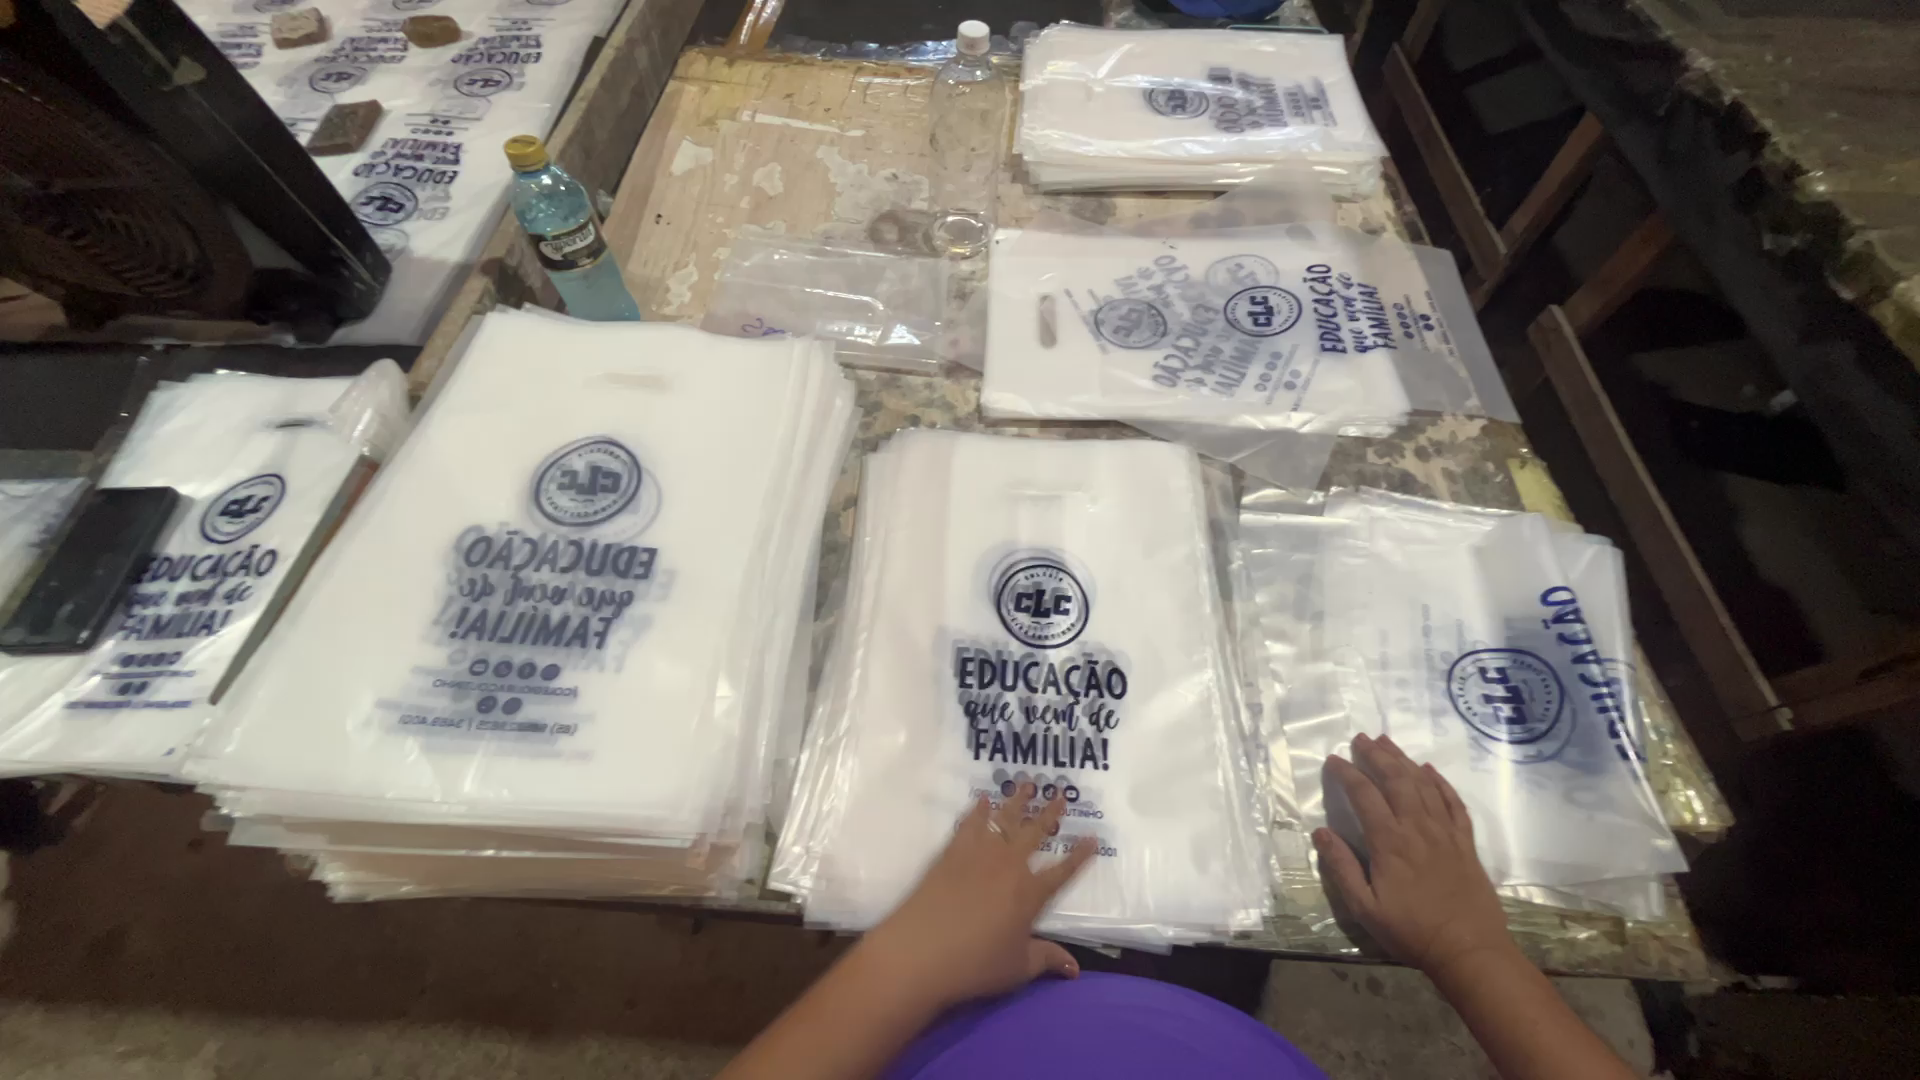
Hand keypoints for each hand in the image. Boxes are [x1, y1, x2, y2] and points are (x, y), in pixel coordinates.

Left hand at [858, 784, 1097, 1010]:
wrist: (921, 950)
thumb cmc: (975, 964)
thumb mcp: (1017, 968)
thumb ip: (1047, 959)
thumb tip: (1075, 968)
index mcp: (1030, 894)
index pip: (1063, 871)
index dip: (1080, 855)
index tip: (1093, 836)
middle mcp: (1009, 866)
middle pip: (1035, 833)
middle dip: (1050, 812)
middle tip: (1060, 792)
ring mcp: (979, 854)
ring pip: (1004, 819)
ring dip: (1016, 800)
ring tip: (1026, 783)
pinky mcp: (952, 852)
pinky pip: (970, 824)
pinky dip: (978, 810)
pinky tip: (982, 800)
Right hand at [1314, 733, 1515, 977]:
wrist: (1471, 952)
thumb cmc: (1412, 931)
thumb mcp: (1365, 908)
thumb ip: (1341, 868)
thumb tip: (1321, 833)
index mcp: (1390, 842)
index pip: (1364, 795)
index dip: (1347, 773)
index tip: (1333, 760)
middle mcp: (1418, 829)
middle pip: (1396, 780)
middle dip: (1376, 756)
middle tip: (1360, 738)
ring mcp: (1445, 834)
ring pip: (1423, 786)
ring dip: (1403, 761)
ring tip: (1387, 742)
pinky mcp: (1465, 844)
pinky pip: (1453, 804)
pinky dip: (1441, 783)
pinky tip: (1430, 770)